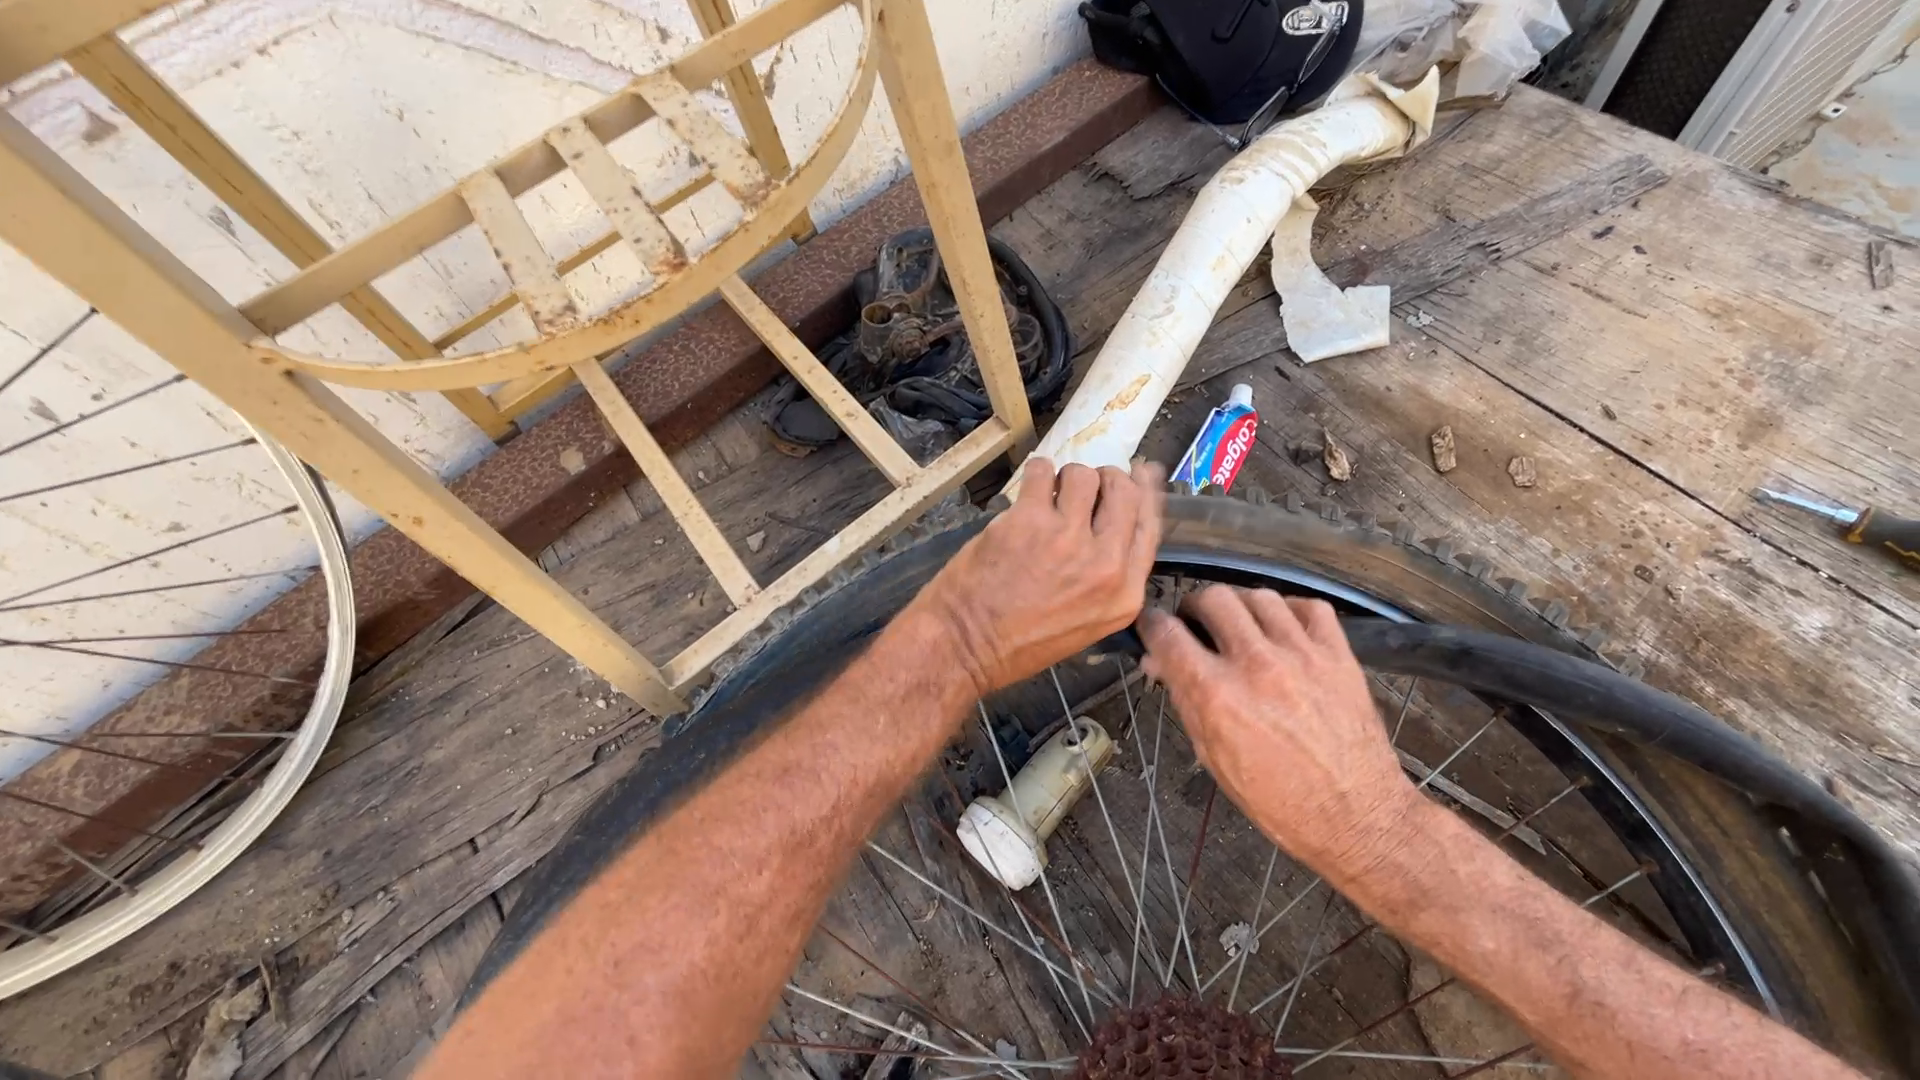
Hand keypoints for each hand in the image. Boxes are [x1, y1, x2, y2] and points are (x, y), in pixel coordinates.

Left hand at [914, 458, 1163, 696]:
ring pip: (1084, 476)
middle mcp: (1106, 564)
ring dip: (1066, 477)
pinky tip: (1027, 490)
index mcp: (1125, 594)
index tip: (1142, 471)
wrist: (967, 645)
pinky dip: (1036, 473)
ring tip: (1048, 495)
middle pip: (1124, 493)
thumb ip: (1108, 574)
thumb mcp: (1088, 619)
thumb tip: (1113, 523)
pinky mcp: (1029, 520)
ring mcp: (1068, 538)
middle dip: (1107, 478)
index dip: (1147, 490)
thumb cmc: (1022, 641)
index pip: (1150, 524)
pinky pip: (1042, 471)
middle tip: (1084, 484)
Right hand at [1139, 588, 1419, 886]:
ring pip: (1259, 595)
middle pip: (1212, 598)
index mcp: (1217, 695)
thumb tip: (1159, 663)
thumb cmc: (1276, 800)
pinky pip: (1310, 607)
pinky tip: (1283, 629)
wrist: (1355, 818)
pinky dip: (1289, 610)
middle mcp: (1256, 665)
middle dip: (1194, 607)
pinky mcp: (1339, 655)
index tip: (1152, 626)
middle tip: (1196, 625)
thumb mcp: (1213, 756)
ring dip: (1240, 606)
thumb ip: (1185, 701)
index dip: (1151, 623)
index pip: (1168, 633)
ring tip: (1239, 626)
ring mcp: (1302, 655)